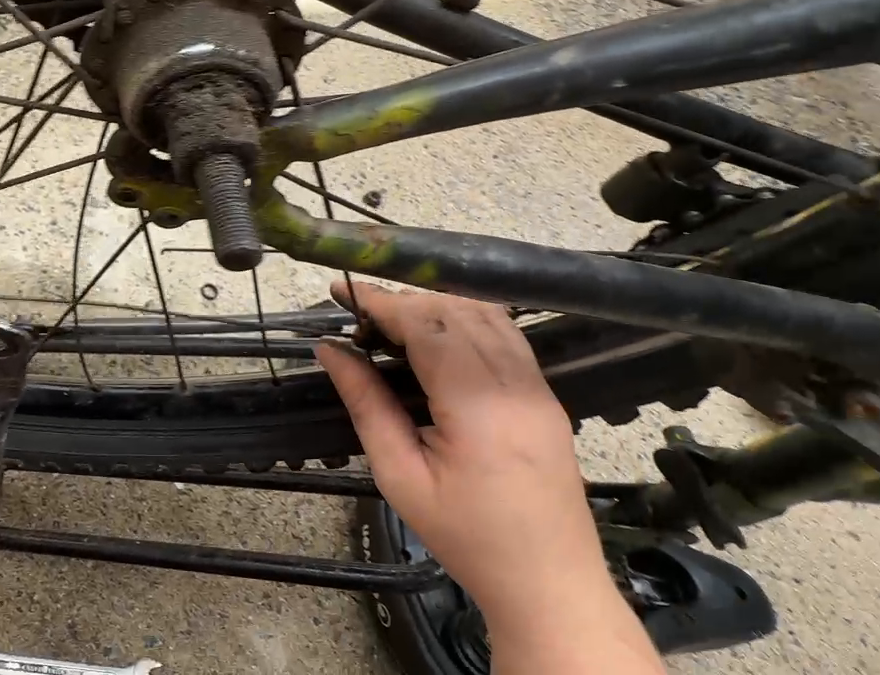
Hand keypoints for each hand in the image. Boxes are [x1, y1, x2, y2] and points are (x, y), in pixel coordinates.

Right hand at [312, 283, 607, 619]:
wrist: (550, 585)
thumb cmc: (466, 536)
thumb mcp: (399, 476)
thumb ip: (366, 404)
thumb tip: (329, 350)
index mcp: (481, 409)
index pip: (430, 327)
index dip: (383, 302)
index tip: (342, 293)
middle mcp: (519, 388)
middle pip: (458, 311)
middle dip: (404, 301)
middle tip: (358, 313)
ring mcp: (540, 390)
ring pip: (487, 315)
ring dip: (435, 306)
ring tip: (391, 321)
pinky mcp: (547, 397)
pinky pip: (506, 335)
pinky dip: (465, 320)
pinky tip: (435, 336)